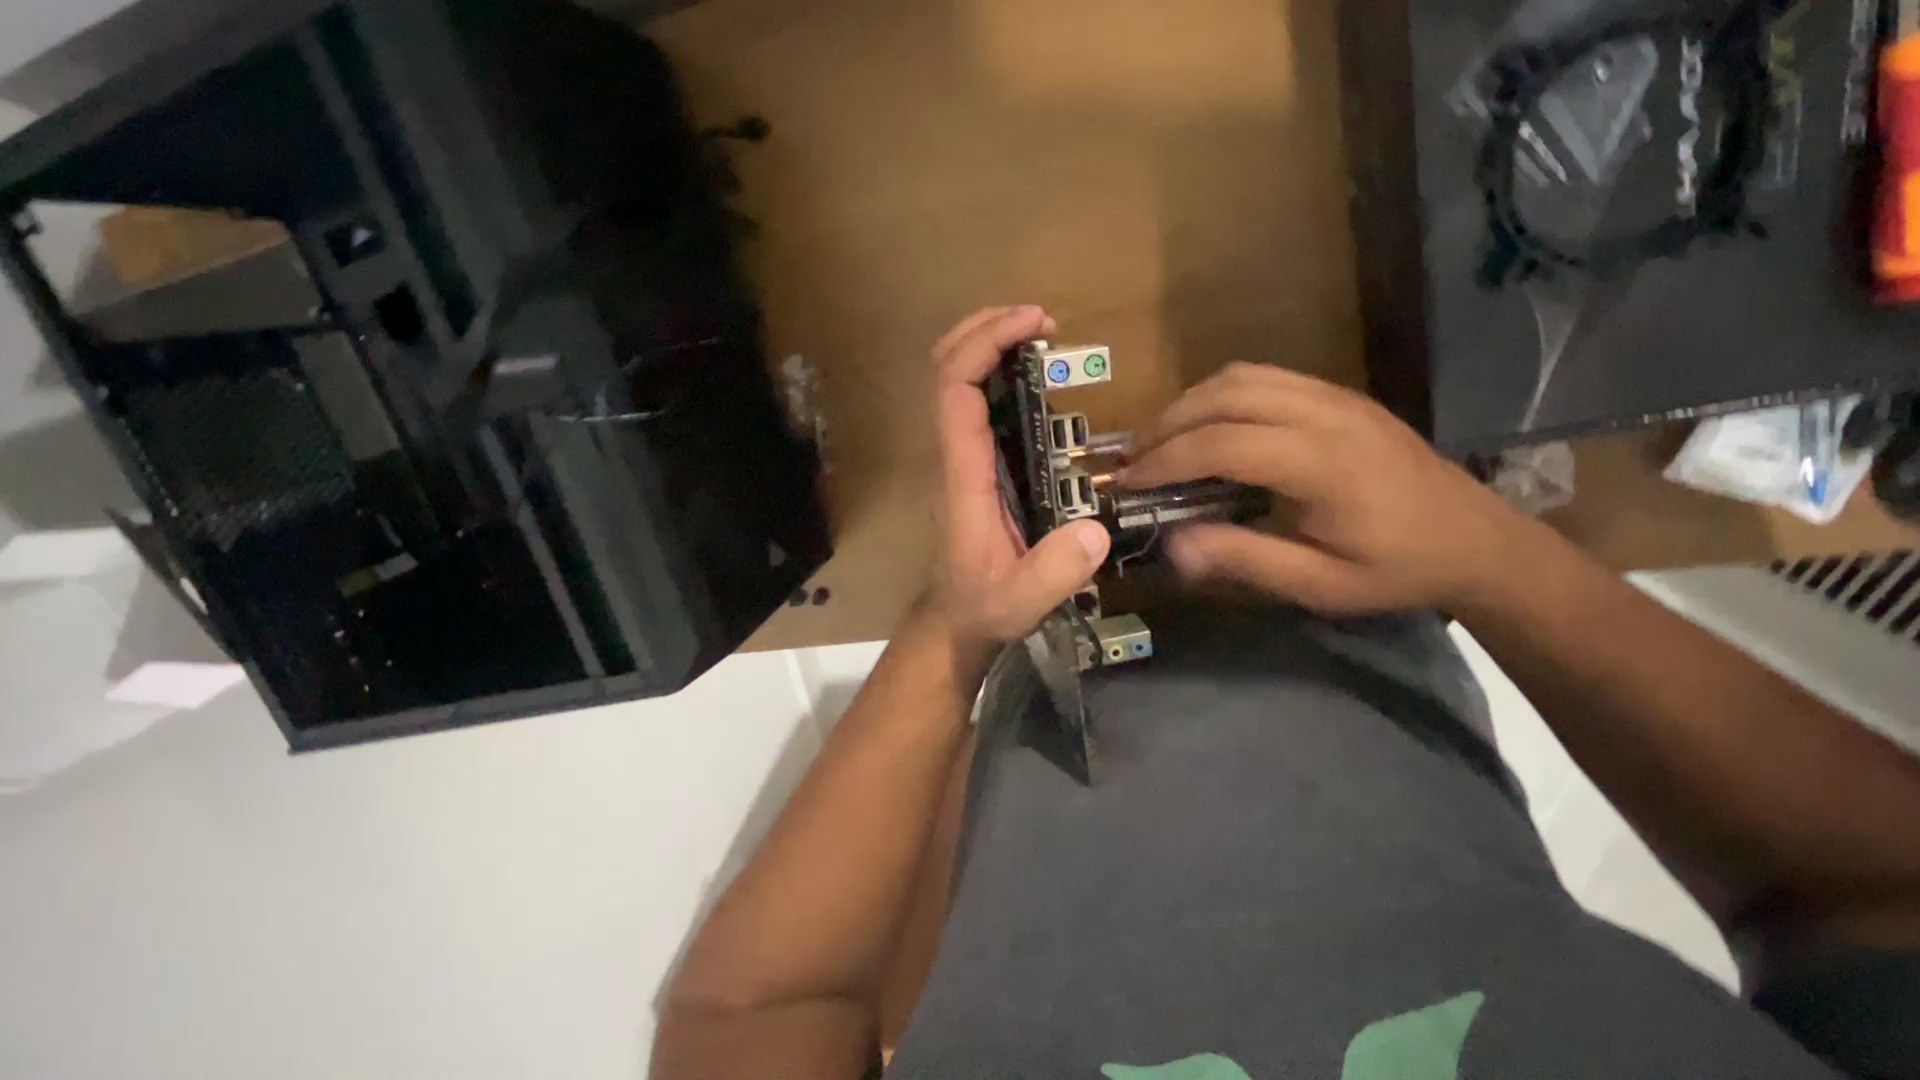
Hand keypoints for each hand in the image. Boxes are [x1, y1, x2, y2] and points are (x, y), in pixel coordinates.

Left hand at [932, 306, 1111, 646]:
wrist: (956, 621)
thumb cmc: (984, 606)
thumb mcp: (1021, 600)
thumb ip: (1053, 571)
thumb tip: (1094, 530)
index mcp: (961, 472)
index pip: (955, 387)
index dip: (986, 343)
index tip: (1034, 324)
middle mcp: (953, 452)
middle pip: (944, 366)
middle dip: (984, 328)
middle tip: (1039, 320)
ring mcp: (959, 455)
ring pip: (953, 378)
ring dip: (987, 343)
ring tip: (1040, 335)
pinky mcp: (972, 464)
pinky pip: (972, 401)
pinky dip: (995, 371)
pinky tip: (1034, 375)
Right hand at [1121, 362, 1529, 612]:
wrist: (1475, 539)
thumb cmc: (1395, 570)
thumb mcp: (1320, 583)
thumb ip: (1245, 559)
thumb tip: (1173, 543)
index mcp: (1322, 463)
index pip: (1222, 443)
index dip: (1166, 460)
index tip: (1129, 483)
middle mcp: (1326, 414)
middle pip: (1225, 395)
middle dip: (1168, 424)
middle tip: (1134, 459)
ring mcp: (1336, 397)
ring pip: (1243, 377)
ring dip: (1192, 403)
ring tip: (1162, 440)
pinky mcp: (1341, 395)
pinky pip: (1267, 377)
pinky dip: (1223, 395)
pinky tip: (1209, 425)